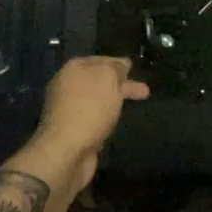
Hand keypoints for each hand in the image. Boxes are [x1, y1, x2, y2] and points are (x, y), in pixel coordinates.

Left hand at [29, 56, 149, 186]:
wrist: (66, 150)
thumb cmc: (88, 109)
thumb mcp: (106, 79)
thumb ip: (115, 68)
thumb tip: (122, 63)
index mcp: (73, 69)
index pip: (100, 60)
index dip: (118, 63)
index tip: (134, 68)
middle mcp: (67, 85)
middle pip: (99, 81)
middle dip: (121, 84)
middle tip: (145, 91)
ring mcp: (68, 109)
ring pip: (97, 99)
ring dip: (115, 100)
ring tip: (136, 104)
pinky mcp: (73, 130)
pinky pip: (94, 116)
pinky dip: (107, 116)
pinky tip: (118, 120)